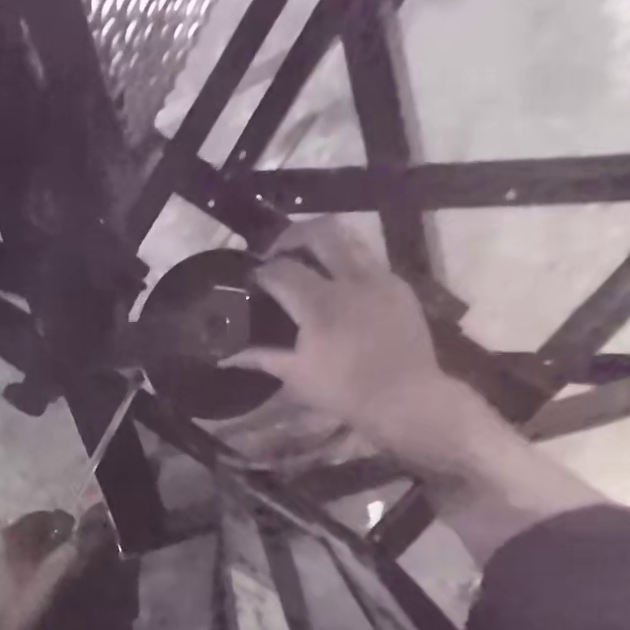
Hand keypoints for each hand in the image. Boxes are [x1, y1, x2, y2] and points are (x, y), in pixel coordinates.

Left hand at [0, 508, 105, 629]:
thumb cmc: (21, 602)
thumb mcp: (54, 574)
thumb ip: (75, 547)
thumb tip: (95, 530)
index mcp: (13, 530)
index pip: (50, 516)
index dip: (70, 528)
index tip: (82, 546)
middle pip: (37, 526)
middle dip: (56, 538)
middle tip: (71, 559)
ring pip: (27, 541)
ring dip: (44, 549)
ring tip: (56, 570)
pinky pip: (16, 553)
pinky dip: (31, 559)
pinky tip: (37, 578)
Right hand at [223, 218, 466, 464]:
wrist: (403, 397)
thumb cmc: (343, 390)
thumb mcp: (295, 376)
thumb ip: (260, 358)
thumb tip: (226, 358)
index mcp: (318, 303)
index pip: (281, 268)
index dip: (262, 270)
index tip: (252, 279)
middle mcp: (349, 280)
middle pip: (319, 232)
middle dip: (293, 235)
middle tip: (278, 252)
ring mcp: (379, 278)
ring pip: (349, 237)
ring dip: (323, 242)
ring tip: (309, 259)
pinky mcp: (399, 285)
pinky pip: (369, 260)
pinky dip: (348, 262)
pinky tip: (340, 285)